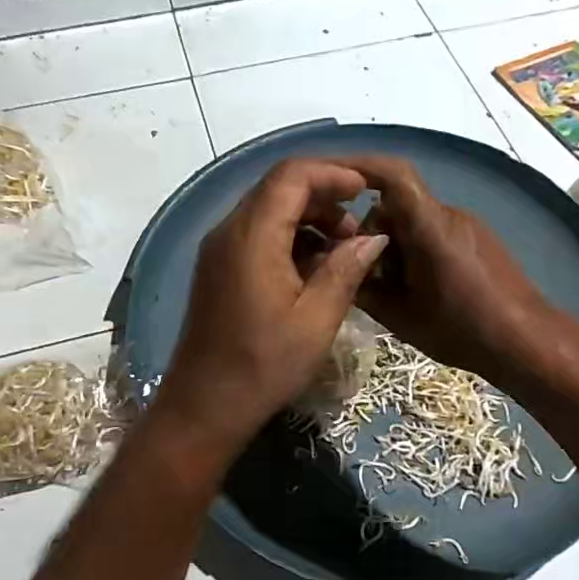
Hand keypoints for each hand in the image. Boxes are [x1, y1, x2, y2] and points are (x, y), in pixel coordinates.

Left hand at [157, 159, 388, 450]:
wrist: (205, 406)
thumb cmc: (263, 366)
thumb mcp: (316, 320)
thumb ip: (346, 270)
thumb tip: (373, 236)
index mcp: (251, 236)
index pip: (291, 175)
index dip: (333, 173)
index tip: (367, 190)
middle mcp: (228, 232)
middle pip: (277, 188)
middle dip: (323, 197)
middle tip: (358, 228)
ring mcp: (219, 250)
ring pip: (267, 211)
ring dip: (308, 219)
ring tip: (343, 252)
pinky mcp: (218, 270)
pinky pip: (257, 236)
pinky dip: (289, 239)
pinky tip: (315, 269)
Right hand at [343, 156, 558, 383]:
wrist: (527, 341)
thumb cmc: (462, 330)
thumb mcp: (400, 317)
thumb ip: (365, 288)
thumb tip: (340, 267)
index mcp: (430, 227)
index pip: (392, 175)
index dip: (358, 166)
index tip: (329, 176)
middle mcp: (448, 215)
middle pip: (395, 205)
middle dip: (370, 232)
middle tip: (361, 275)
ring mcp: (466, 225)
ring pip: (412, 221)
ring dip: (393, 246)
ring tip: (390, 290)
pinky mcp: (476, 239)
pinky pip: (432, 233)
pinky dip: (413, 252)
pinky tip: (415, 289)